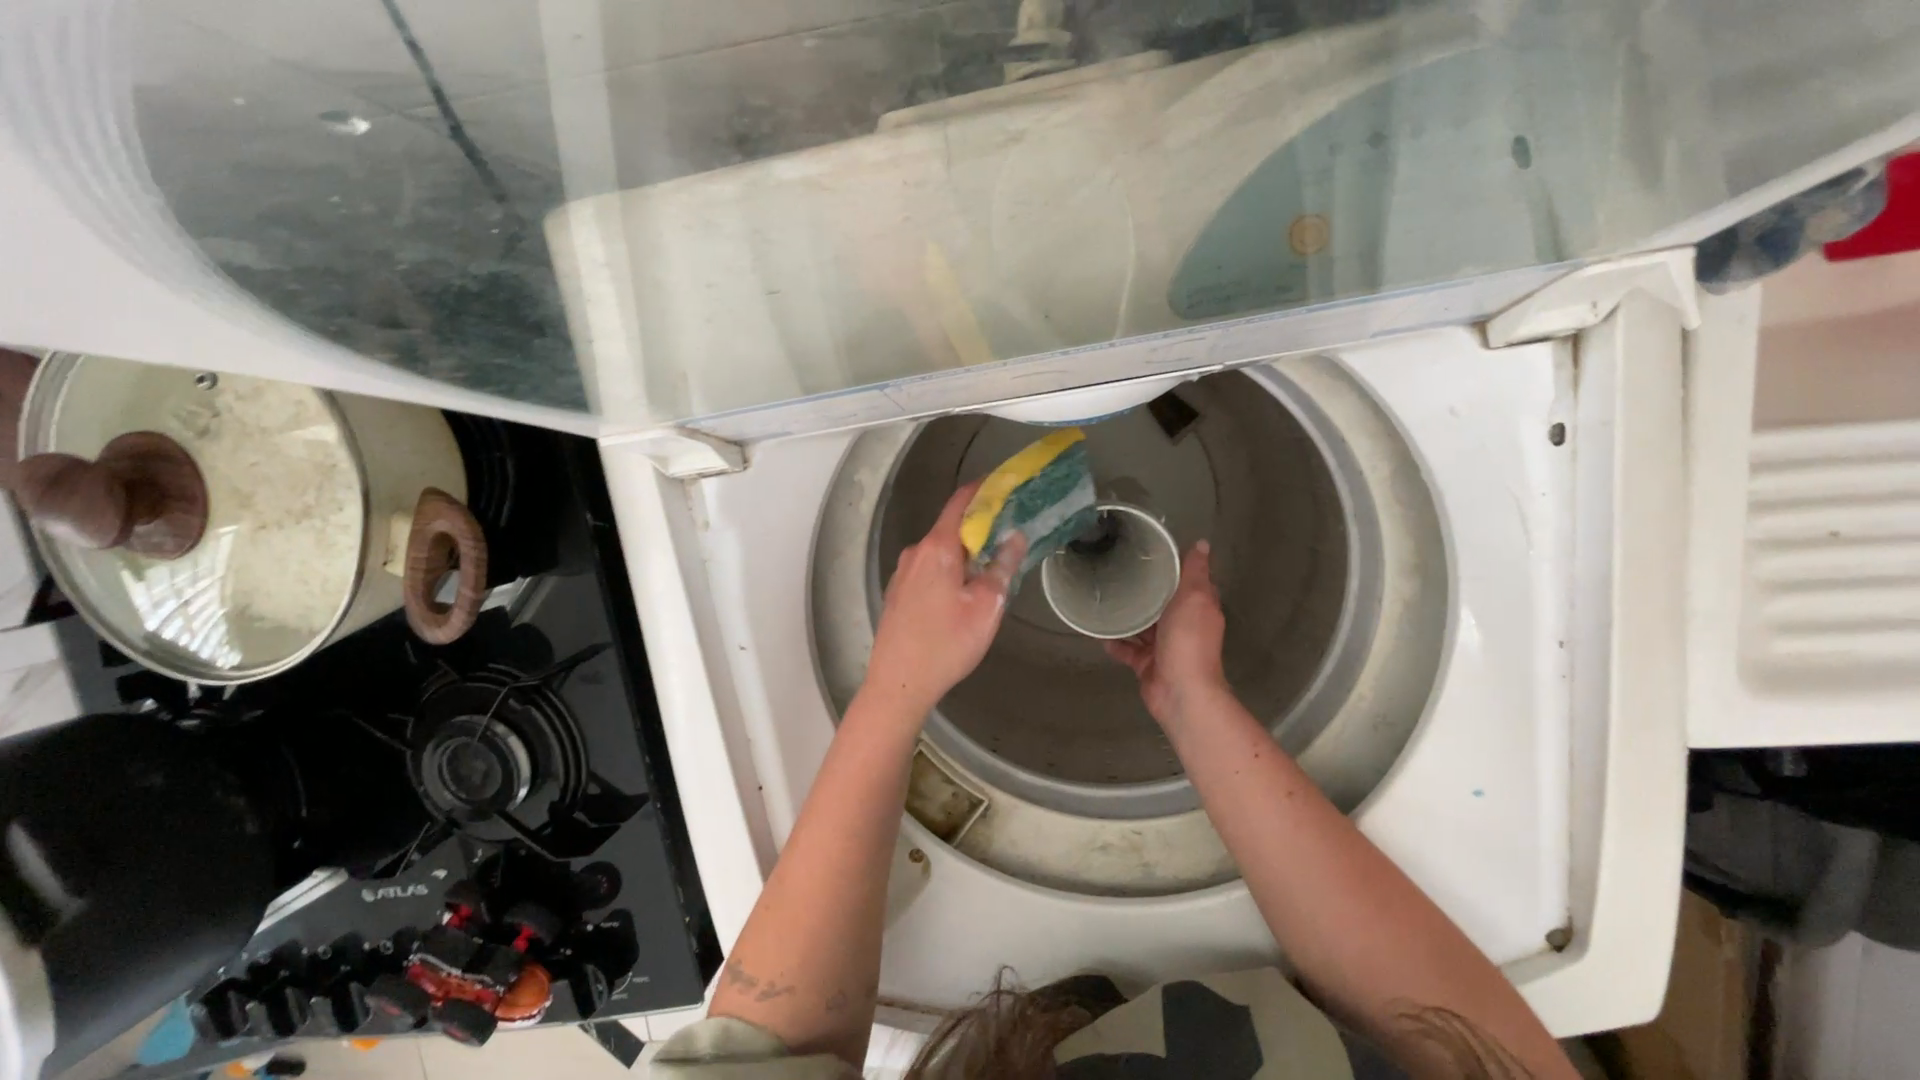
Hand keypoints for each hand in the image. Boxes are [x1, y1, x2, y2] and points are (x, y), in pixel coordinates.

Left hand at [862, 481, 1025, 718]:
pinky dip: (949, 569)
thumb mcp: (986, 607)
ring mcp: (903, 573)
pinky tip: (963, 591)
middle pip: (951, 527)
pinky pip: (928, 569)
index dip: (985, 490)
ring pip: (940, 551)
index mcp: (938, 548)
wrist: (899, 683)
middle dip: (981, 526)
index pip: (961, 502)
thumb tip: (1014, 537)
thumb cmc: (946, 645)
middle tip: (1011, 532)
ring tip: (992, 566)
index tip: (1007, 486)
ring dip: (965, 552)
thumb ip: (1002, 567)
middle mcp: (916, 553)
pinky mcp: (898, 593)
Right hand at [1104, 541, 1228, 727]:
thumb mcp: (1194, 598)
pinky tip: (1100, 633)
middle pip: (1164, 604)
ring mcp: (1165, 647)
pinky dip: (1116, 643)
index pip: (1189, 582)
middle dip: (1146, 592)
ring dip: (1128, 617)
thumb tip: (1203, 543)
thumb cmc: (1188, 640)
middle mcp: (1184, 626)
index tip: (1152, 553)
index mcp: (1198, 608)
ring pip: (1144, 627)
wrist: (1180, 691)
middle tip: (1120, 573)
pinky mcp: (1147, 664)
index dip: (1175, 568)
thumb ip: (1195, 572)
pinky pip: (1129, 650)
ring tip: (1104, 600)